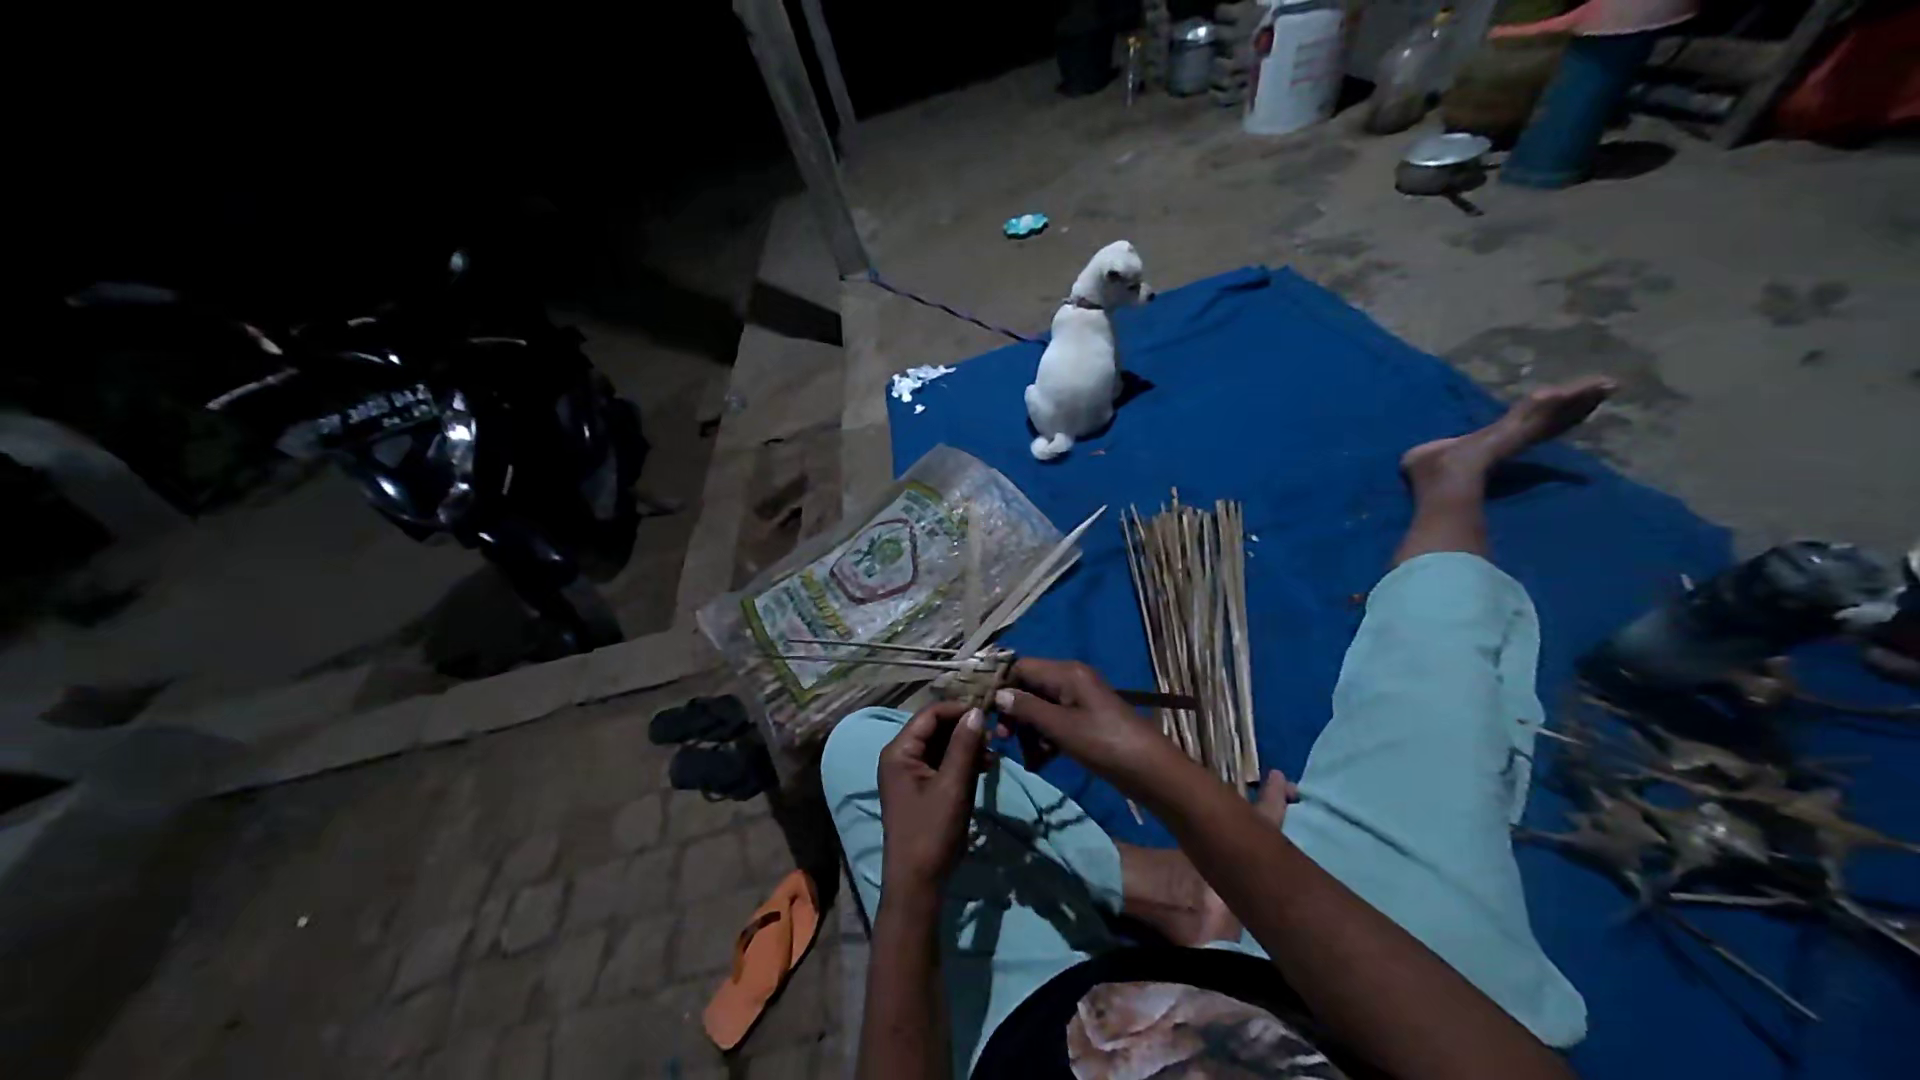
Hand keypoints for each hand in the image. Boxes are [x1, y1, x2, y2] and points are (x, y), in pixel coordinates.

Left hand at [877, 701, 990, 890]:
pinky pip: (940, 764)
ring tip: (992, 757)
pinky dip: (960, 762)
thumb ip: (964, 746)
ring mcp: (908, 774)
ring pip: (939, 746)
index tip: (989, 715)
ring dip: (965, 746)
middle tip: (994, 737)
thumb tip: (978, 711)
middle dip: (964, 729)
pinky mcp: (918, 789)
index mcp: (899, 752)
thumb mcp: (953, 786)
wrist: (917, 883)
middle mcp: (899, 757)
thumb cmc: (932, 832)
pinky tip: (982, 769)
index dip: (959, 710)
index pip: (930, 714)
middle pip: (934, 728)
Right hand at [992, 658, 1176, 785]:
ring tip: (1028, 758)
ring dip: (1029, 731)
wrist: (1150, 770)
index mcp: (1067, 673)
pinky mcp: (1085, 721)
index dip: (1002, 687)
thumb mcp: (1060, 727)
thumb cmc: (1104, 743)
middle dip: (1015, 713)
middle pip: (1029, 687)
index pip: (1021, 667)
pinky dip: (1045, 740)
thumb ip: (1027, 708)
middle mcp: (1072, 679)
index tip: (985, 712)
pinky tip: (1041, 762)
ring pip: (1040, 708)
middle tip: (1003, 739)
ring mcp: (1079, 701)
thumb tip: (998, 695)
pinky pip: (1055, 723)